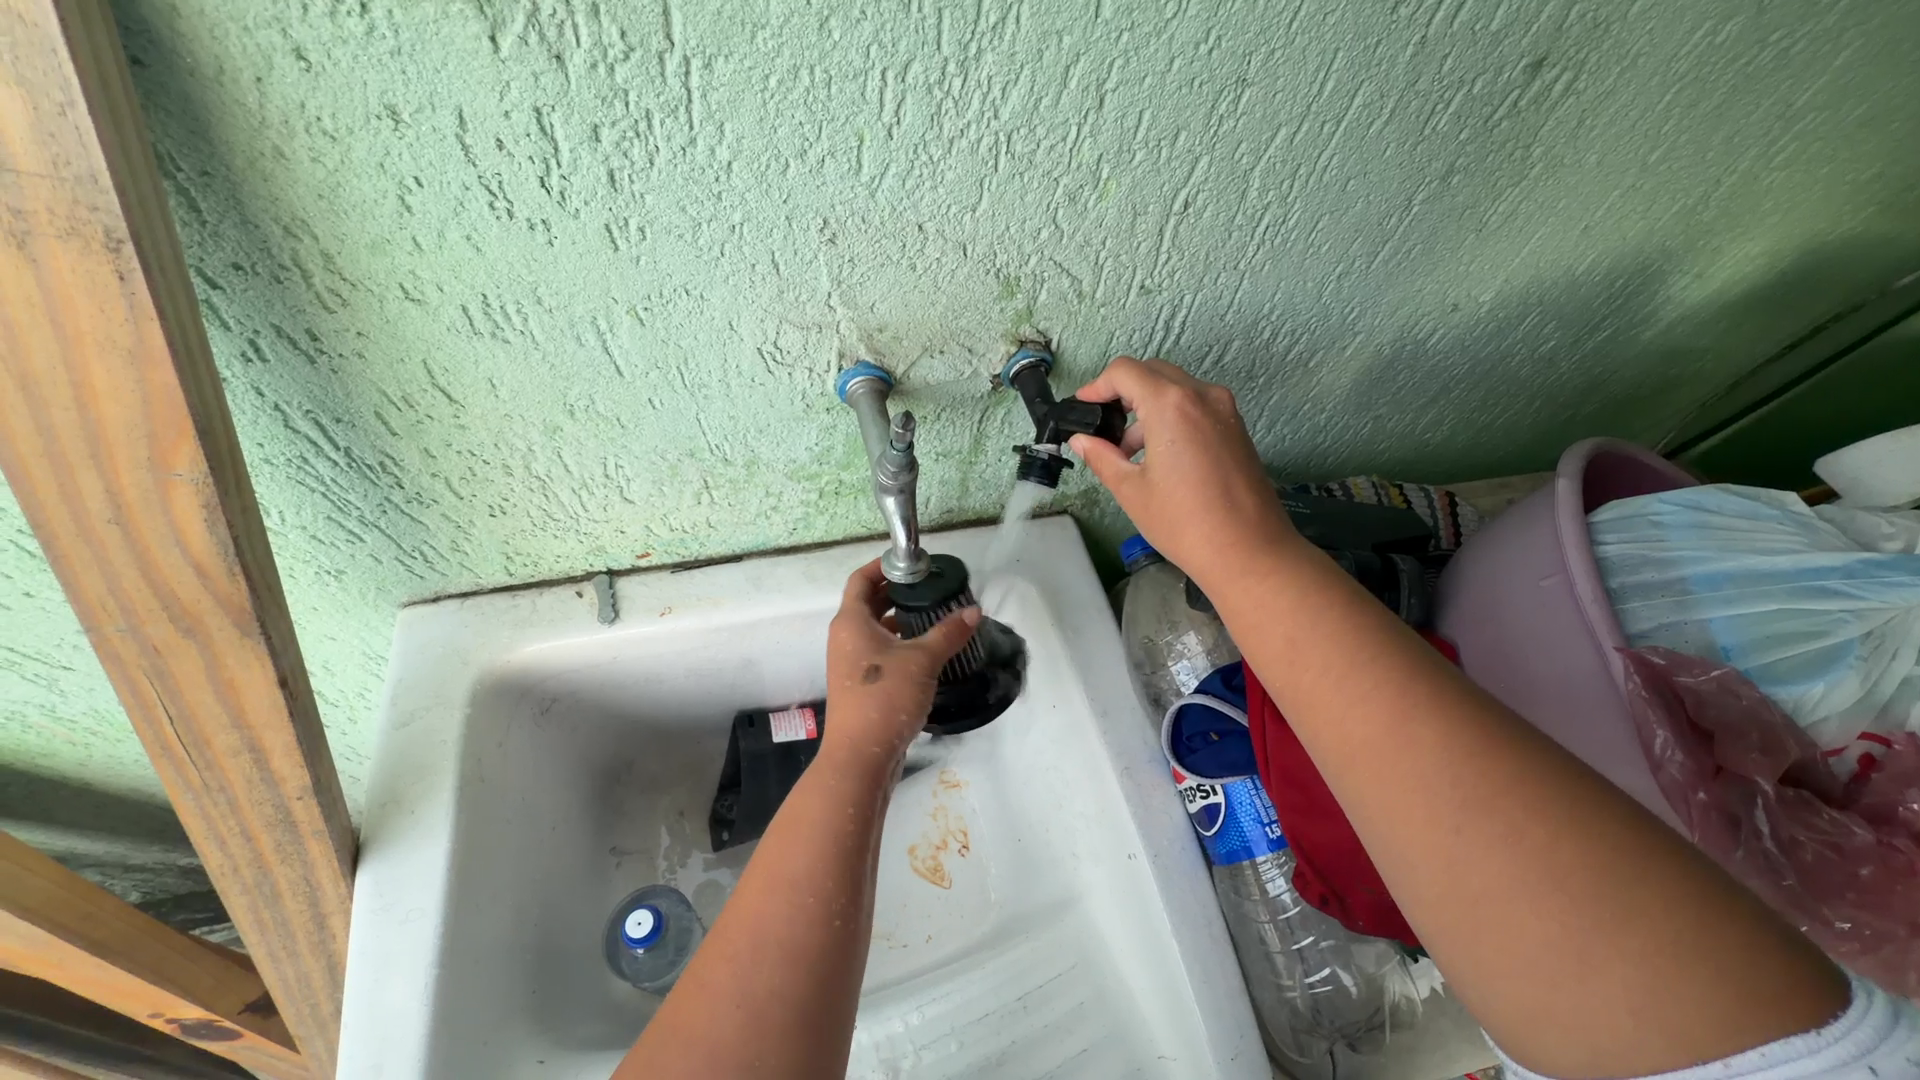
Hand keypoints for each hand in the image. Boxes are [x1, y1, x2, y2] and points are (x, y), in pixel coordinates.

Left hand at [823, 560, 980, 765]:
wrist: (861, 756)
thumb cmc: (885, 697)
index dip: (882, 565)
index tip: (910, 561)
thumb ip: (948, 633)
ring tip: (934, 615)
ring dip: (900, 620)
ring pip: (875, 630)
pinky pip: (880, 653)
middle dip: (897, 592)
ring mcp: (850, 664)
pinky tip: (927, 651)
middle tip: (930, 586)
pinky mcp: (861, 686)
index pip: (861, 579)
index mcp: (851, 622)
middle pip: (868, 603)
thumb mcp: (922, 660)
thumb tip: (974, 611)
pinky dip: (900, 645)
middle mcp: (845, 638)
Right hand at [1069, 357, 1299, 589]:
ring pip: (1176, 388)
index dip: (1097, 385)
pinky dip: (1171, 416)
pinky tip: (1158, 455)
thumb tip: (1082, 440)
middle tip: (1102, 425)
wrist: (1249, 551)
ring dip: (1147, 406)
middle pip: (1152, 372)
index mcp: (1171, 405)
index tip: (1083, 406)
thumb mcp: (1132, 490)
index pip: (1125, 371)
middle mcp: (1201, 396)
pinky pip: (1196, 405)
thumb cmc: (1185, 523)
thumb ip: (1102, 457)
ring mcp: (1224, 409)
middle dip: (1122, 392)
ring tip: (1128, 450)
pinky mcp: (1236, 427)